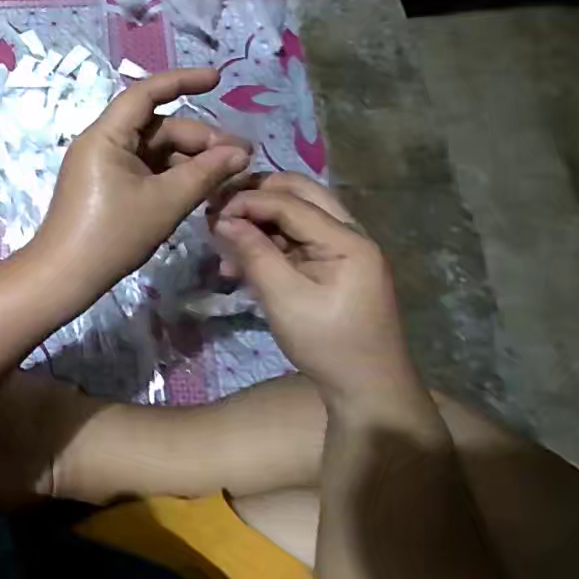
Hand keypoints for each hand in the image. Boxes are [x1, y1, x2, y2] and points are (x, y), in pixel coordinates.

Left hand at [30, 67, 250, 294]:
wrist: (67, 272)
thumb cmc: (113, 233)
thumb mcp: (166, 202)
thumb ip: (206, 172)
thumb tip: (239, 152)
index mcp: (105, 136)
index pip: (144, 94)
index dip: (182, 81)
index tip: (219, 79)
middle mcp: (100, 143)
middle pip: (156, 126)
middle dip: (199, 137)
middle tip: (242, 158)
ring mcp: (101, 165)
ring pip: (153, 148)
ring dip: (190, 158)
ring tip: (229, 175)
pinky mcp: (105, 185)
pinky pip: (144, 167)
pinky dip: (172, 173)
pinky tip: (203, 187)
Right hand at [212, 174, 419, 405]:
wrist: (368, 387)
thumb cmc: (327, 342)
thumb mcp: (283, 297)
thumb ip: (253, 252)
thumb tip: (221, 220)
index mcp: (347, 241)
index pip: (288, 202)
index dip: (245, 202)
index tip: (210, 218)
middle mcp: (350, 235)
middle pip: (299, 191)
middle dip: (255, 193)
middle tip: (218, 208)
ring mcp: (342, 248)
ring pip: (295, 210)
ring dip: (258, 216)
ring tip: (224, 236)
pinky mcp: (331, 263)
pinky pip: (294, 235)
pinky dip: (266, 238)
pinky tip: (239, 261)